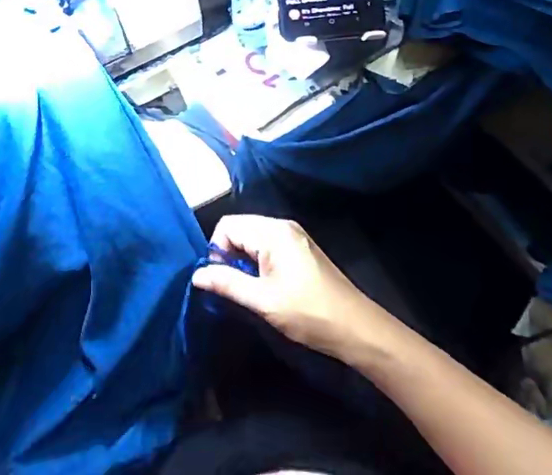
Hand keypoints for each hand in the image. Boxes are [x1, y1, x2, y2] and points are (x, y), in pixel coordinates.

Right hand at [192, 215, 403, 364]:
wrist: (354, 325)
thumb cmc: (307, 312)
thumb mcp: (262, 301)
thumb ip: (228, 283)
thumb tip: (197, 274)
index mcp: (273, 231)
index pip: (228, 225)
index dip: (216, 251)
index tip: (220, 281)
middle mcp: (282, 226)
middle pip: (240, 228)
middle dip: (228, 255)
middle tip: (232, 289)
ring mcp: (293, 236)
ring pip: (253, 238)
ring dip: (242, 261)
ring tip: (248, 291)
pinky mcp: (299, 249)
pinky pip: (267, 246)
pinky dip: (257, 262)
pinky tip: (264, 287)